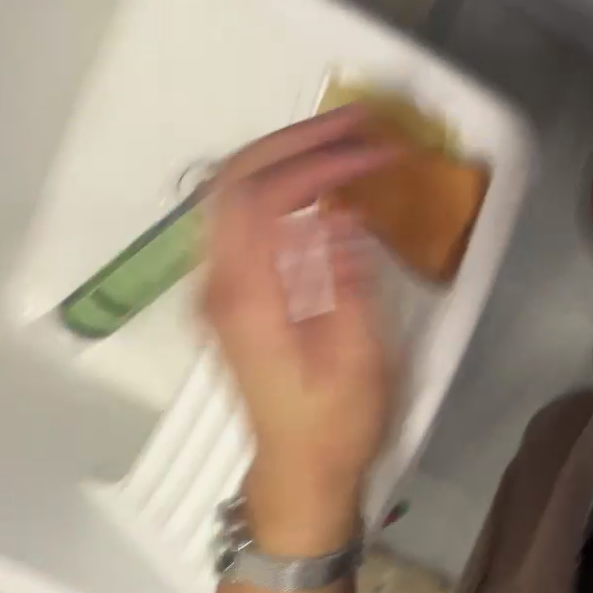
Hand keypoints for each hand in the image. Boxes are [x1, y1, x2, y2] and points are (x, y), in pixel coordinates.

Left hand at [202, 108, 396, 552]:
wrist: (299, 471)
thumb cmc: (336, 422)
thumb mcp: (357, 359)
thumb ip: (344, 283)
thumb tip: (340, 214)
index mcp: (246, 297)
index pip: (258, 197)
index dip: (313, 161)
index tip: (374, 152)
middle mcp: (218, 281)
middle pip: (235, 181)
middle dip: (298, 141)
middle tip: (360, 122)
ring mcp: (220, 284)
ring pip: (235, 192)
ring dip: (288, 156)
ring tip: (347, 138)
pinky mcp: (236, 291)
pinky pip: (248, 216)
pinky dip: (284, 184)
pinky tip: (323, 180)